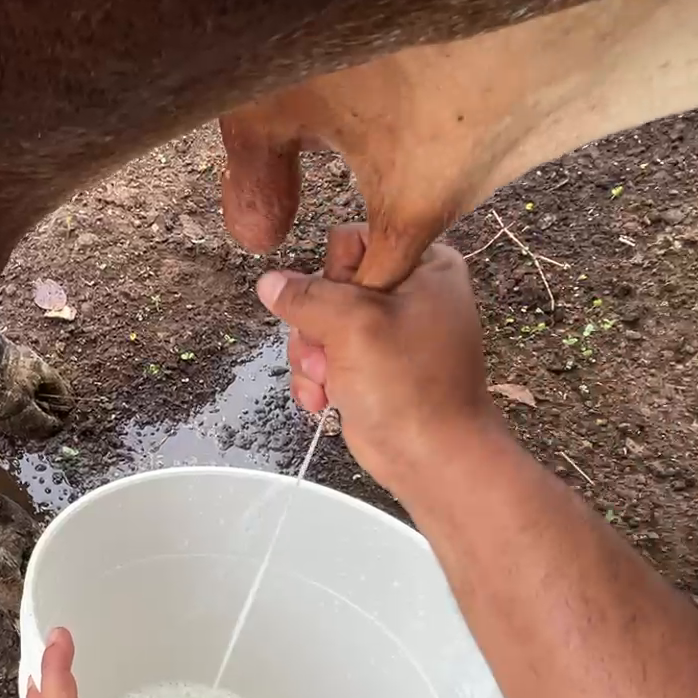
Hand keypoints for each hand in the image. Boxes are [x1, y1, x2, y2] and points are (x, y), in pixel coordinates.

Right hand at [257, 227, 506, 494]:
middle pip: (323, 288)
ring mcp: (381, 333)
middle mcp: (402, 293)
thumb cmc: (406, 383)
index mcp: (421, 265)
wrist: (429, 456)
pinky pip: (319, 358)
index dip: (333, 274)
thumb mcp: (355, 326)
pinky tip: (323, 400)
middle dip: (314, 327)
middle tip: (328, 356)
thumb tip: (268, 281)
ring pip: (314, 326)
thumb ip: (307, 297)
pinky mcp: (364, 367)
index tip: (343, 308)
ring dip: (309, 360)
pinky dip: (315, 380)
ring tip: (326, 383)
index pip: (351, 241)